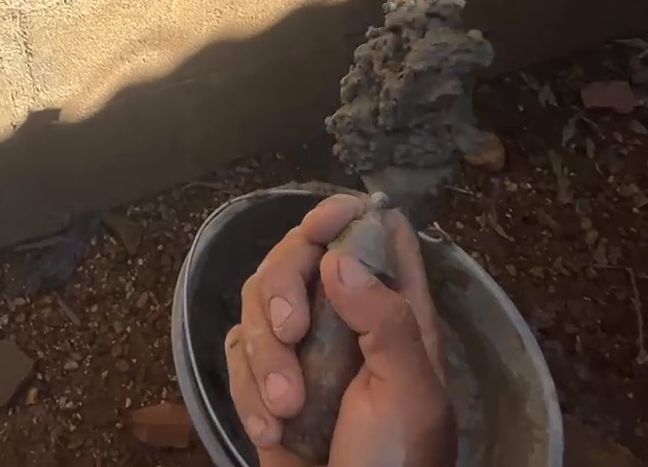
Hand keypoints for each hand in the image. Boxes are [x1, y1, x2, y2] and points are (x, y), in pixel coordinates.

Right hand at [226, 194, 456, 466]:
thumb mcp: (412, 399)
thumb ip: (384, 323)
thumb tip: (337, 258)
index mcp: (390, 314)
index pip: (369, 238)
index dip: (344, 217)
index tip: (325, 222)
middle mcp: (340, 317)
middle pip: (293, 257)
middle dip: (282, 288)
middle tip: (291, 331)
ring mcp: (298, 345)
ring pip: (255, 301)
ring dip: (265, 355)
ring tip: (288, 406)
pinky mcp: (262, 375)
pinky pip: (235, 351)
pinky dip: (246, 388)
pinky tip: (271, 428)